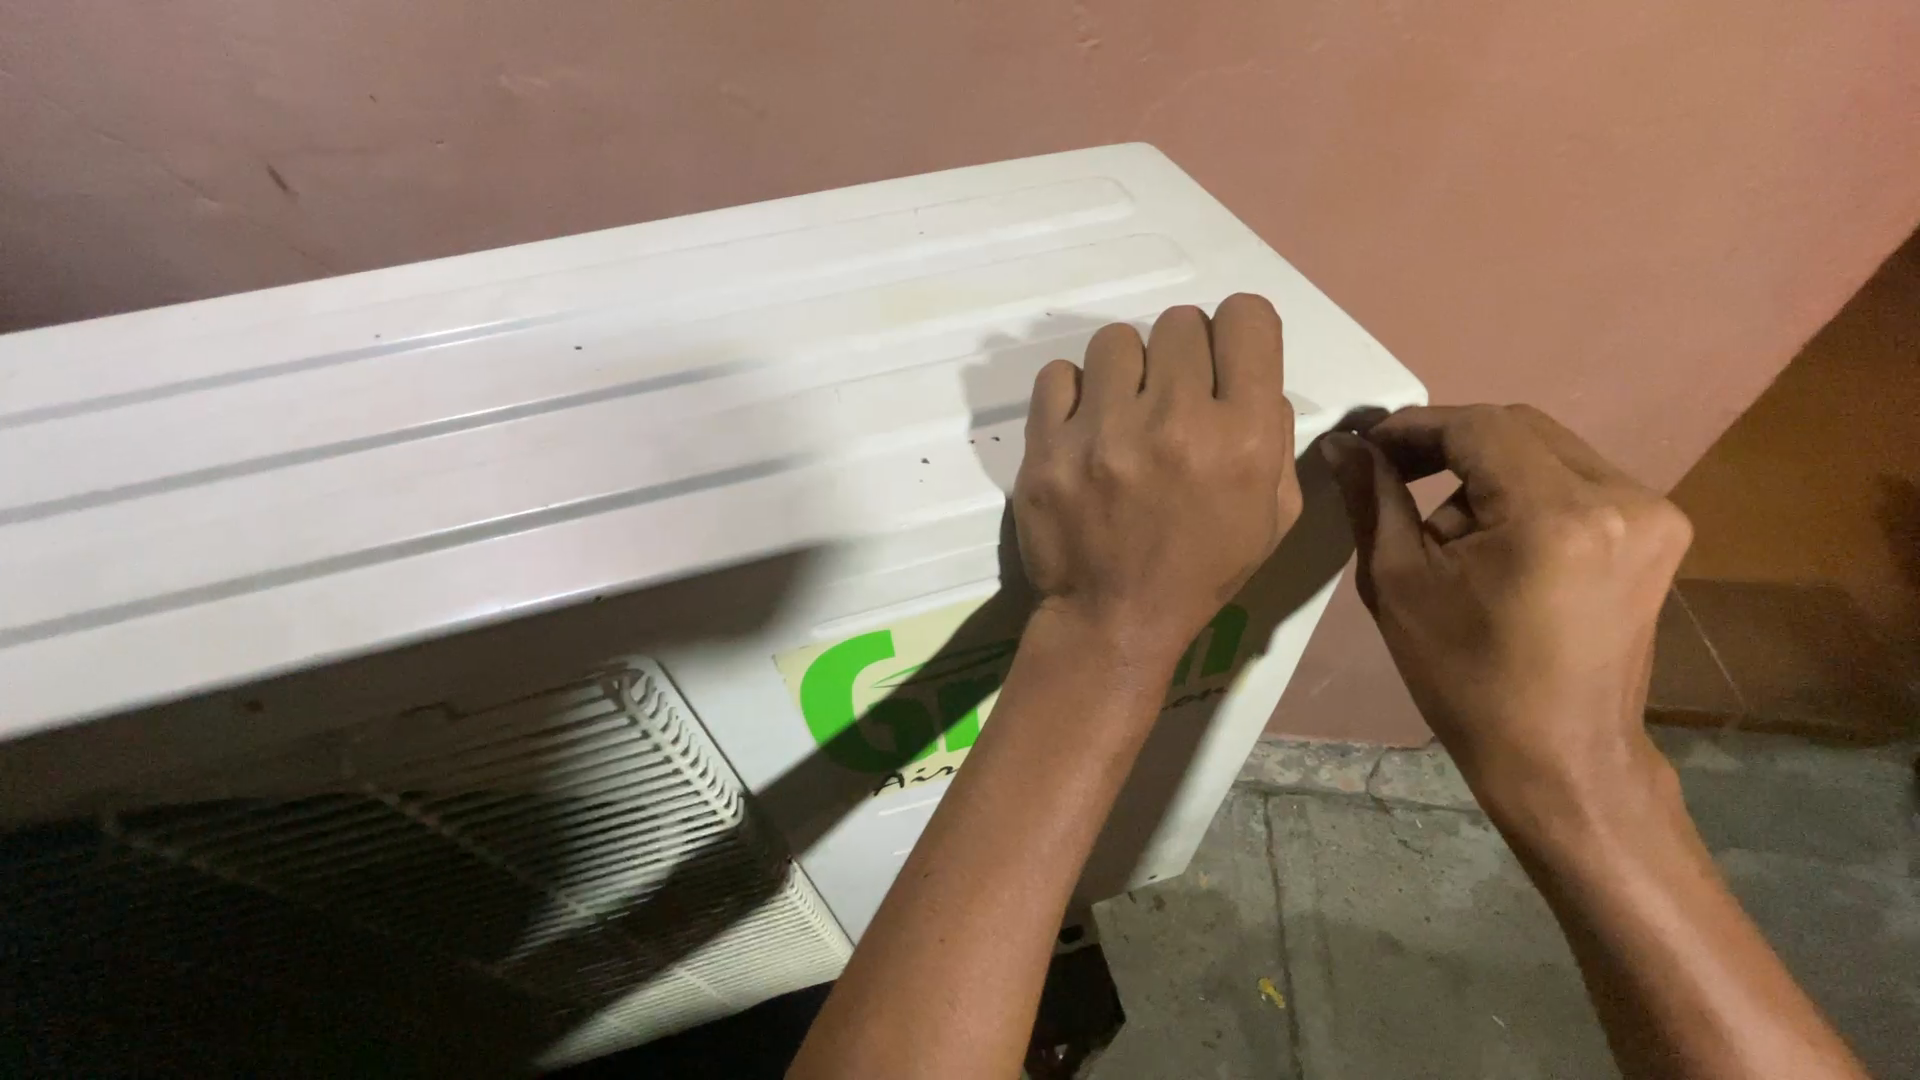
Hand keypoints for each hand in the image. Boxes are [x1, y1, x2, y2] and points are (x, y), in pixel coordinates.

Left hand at [1014, 295, 1301, 663]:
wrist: (1115, 618)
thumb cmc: (1202, 570)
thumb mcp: (1274, 514)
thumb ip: (1273, 432)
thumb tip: (1249, 376)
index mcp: (1243, 436)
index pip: (1246, 316)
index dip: (1237, 330)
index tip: (1223, 359)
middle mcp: (1174, 421)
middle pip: (1180, 322)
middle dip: (1181, 354)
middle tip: (1169, 398)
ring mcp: (1102, 433)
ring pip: (1116, 340)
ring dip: (1125, 370)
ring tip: (1121, 414)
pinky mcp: (1047, 447)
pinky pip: (1059, 373)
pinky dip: (1072, 393)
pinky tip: (1082, 427)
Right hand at [1321, 405, 1691, 830]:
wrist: (1557, 753)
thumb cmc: (1463, 676)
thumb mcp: (1397, 582)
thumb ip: (1373, 498)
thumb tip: (1342, 442)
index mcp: (1556, 515)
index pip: (1479, 426)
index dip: (1415, 426)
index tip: (1365, 444)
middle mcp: (1622, 498)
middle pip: (1518, 428)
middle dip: (1446, 442)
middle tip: (1390, 471)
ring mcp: (1652, 513)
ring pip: (1546, 449)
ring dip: (1482, 468)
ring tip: (1439, 526)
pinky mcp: (1658, 531)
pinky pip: (1574, 478)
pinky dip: (1520, 488)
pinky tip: (1487, 536)